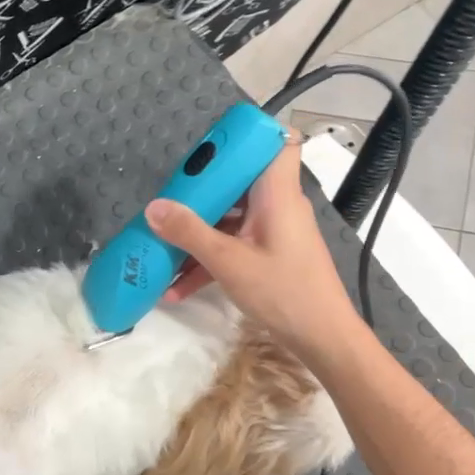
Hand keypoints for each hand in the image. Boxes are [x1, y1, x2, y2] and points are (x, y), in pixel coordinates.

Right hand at [145, 140, 364, 359]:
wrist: (321, 337)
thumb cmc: (282, 291)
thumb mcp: (228, 262)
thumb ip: (189, 232)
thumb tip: (153, 207)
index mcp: (277, 195)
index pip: (277, 144)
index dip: (247, 137)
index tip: (210, 145)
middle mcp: (276, 206)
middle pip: (239, 181)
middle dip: (202, 189)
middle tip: (168, 196)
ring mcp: (271, 231)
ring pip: (229, 216)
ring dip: (196, 231)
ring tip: (160, 245)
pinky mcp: (267, 254)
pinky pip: (231, 244)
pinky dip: (206, 258)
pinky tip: (175, 285)